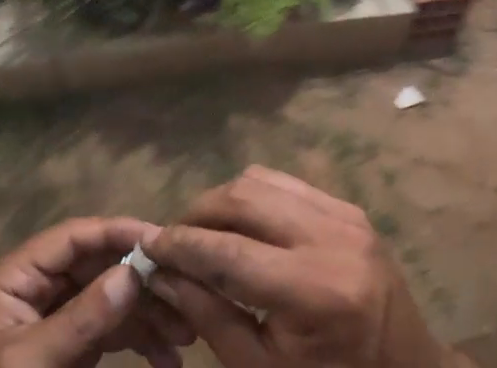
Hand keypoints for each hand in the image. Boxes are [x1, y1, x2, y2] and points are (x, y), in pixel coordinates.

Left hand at [0, 216, 196, 367]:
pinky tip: (167, 357)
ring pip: (111, 301)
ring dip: (149, 315)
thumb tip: (131, 272)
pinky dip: (140, 342)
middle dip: (142, 282)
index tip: (162, 240)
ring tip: (186, 335)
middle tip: (185, 295)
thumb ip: (80, 318)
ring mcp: (56, 321)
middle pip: (98, 268)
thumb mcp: (32, 360)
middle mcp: (38, 291)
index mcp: (16, 278)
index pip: (73, 238)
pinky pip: (110, 334)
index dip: (116, 232)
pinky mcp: (70, 352)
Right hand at [142, 167, 471, 367]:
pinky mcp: (349, 207)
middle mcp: (332, 239)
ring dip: (222, 200)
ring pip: (260, 180)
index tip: (147, 246)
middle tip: (172, 240)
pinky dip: (253, 196)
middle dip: (197, 215)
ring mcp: (345, 215)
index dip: (181, 245)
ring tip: (203, 231)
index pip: (228, 251)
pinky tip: (241, 224)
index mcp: (314, 291)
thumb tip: (159, 270)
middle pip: (242, 199)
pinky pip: (286, 183)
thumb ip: (208, 316)